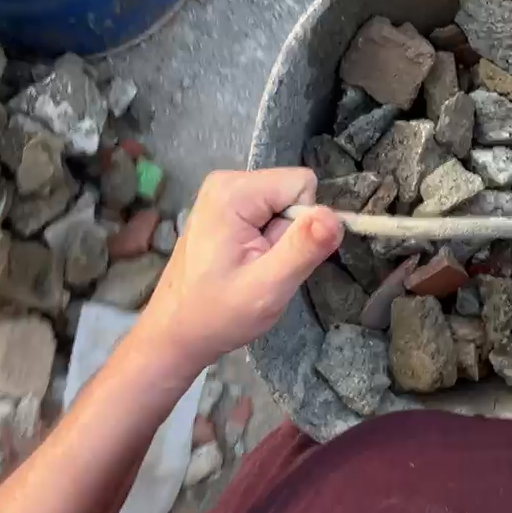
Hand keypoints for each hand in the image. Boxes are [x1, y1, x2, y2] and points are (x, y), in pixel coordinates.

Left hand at [133, 169, 343, 375]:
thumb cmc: (217, 315)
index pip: (303, 184)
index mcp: (234, 191)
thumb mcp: (267, 288)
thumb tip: (336, 217)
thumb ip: (303, 249)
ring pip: (284, 204)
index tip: (277, 255)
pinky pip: (269, 212)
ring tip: (253, 266)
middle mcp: (227, 180)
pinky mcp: (225, 206)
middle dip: (289, 232)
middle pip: (292, 191)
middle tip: (263, 266)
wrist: (175, 332)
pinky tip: (246, 261)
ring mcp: (224, 192)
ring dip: (279, 238)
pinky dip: (267, 239)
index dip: (303, 224)